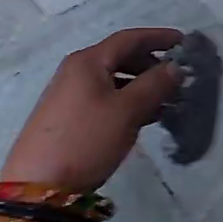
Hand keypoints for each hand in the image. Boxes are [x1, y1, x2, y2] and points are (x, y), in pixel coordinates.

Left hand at [1, 28, 182, 191]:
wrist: (38, 184)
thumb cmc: (86, 140)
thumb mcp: (126, 111)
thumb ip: (154, 85)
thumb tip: (176, 66)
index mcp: (88, 61)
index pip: (128, 39)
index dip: (158, 37)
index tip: (184, 42)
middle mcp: (76, 70)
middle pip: (119, 57)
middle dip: (150, 63)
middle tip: (177, 77)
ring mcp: (69, 94)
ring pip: (113, 80)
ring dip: (141, 86)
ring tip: (167, 102)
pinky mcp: (67, 117)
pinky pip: (104, 97)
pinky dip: (127, 101)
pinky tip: (143, 118)